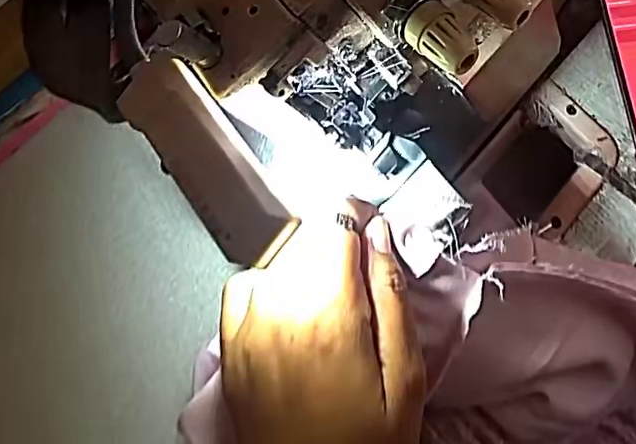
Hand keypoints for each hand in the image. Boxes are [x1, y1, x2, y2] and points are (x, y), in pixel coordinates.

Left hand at [221, 209, 423, 443]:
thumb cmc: (363, 443)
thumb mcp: (405, 374)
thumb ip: (393, 292)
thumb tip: (379, 235)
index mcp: (331, 310)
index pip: (336, 218)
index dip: (359, 214)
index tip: (370, 226)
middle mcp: (283, 310)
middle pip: (309, 230)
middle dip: (338, 235)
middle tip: (359, 262)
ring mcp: (251, 328)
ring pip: (279, 250)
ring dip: (306, 252)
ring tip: (330, 284)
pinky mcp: (231, 348)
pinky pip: (244, 281)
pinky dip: (267, 277)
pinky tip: (289, 296)